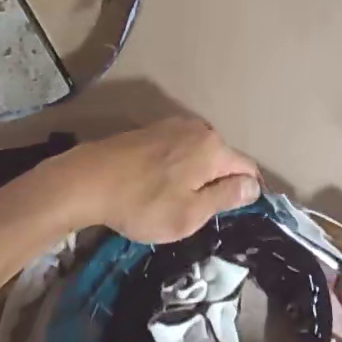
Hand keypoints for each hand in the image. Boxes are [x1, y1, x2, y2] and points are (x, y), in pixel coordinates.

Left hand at [36, 118, 261, 242]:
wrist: (88, 180)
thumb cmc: (143, 203)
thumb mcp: (190, 213)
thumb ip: (225, 197)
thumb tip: (253, 185)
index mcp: (213, 148)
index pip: (248, 169)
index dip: (248, 193)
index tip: (238, 216)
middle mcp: (197, 129)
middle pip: (223, 160)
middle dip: (219, 184)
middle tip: (201, 215)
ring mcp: (172, 125)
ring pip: (199, 155)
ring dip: (196, 177)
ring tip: (178, 202)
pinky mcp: (151, 130)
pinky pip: (179, 150)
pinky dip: (177, 168)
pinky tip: (159, 186)